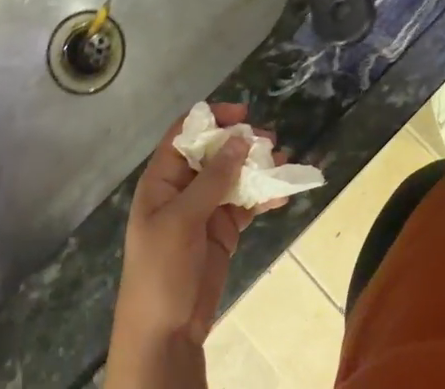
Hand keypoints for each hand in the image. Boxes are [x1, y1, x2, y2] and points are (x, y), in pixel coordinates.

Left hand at [108, 104, 287, 388]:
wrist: (164, 332)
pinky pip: (246, 204)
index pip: (184, 135)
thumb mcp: (182, 221)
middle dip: (242, 144)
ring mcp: (205, 210)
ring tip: (283, 165)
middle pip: (215, 153)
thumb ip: (212, 179)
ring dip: (257, 169)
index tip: (242, 113)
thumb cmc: (161, 270)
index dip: (211, 119)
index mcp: (162, 180)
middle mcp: (183, 189)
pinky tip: (283, 195)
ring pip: (234, 177)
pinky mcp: (222, 231)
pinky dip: (263, 197)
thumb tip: (240, 138)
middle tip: (271, 142)